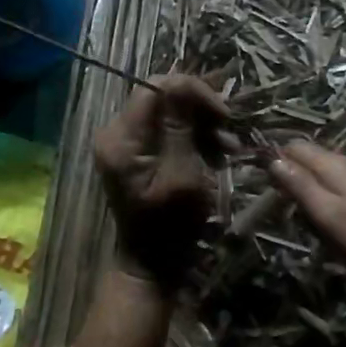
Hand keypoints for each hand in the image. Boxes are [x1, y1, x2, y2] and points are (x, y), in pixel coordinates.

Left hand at [91, 75, 228, 286]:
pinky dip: (192, 136)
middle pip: (161, 98)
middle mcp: (115, 132)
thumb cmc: (170, 226)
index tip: (224, 113)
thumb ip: (180, 127)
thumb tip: (182, 82)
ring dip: (201, 125)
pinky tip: (214, 153)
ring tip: (227, 147)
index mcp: (120, 138)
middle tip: (230, 130)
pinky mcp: (136, 151)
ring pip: (168, 112)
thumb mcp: (182, 175)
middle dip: (200, 110)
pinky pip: (166, 129)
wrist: (153, 264)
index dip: (192, 91)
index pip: (155, 88)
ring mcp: (125, 142)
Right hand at [269, 142, 345, 279]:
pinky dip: (321, 188)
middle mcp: (344, 160)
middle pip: (308, 154)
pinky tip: (321, 208)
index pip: (295, 145)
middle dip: (290, 169)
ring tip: (295, 205)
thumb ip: (299, 184)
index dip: (277, 157)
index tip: (263, 179)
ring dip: (305, 180)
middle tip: (277, 197)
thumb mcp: (325, 212)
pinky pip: (334, 179)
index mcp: (331, 162)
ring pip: (321, 167)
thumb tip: (273, 160)